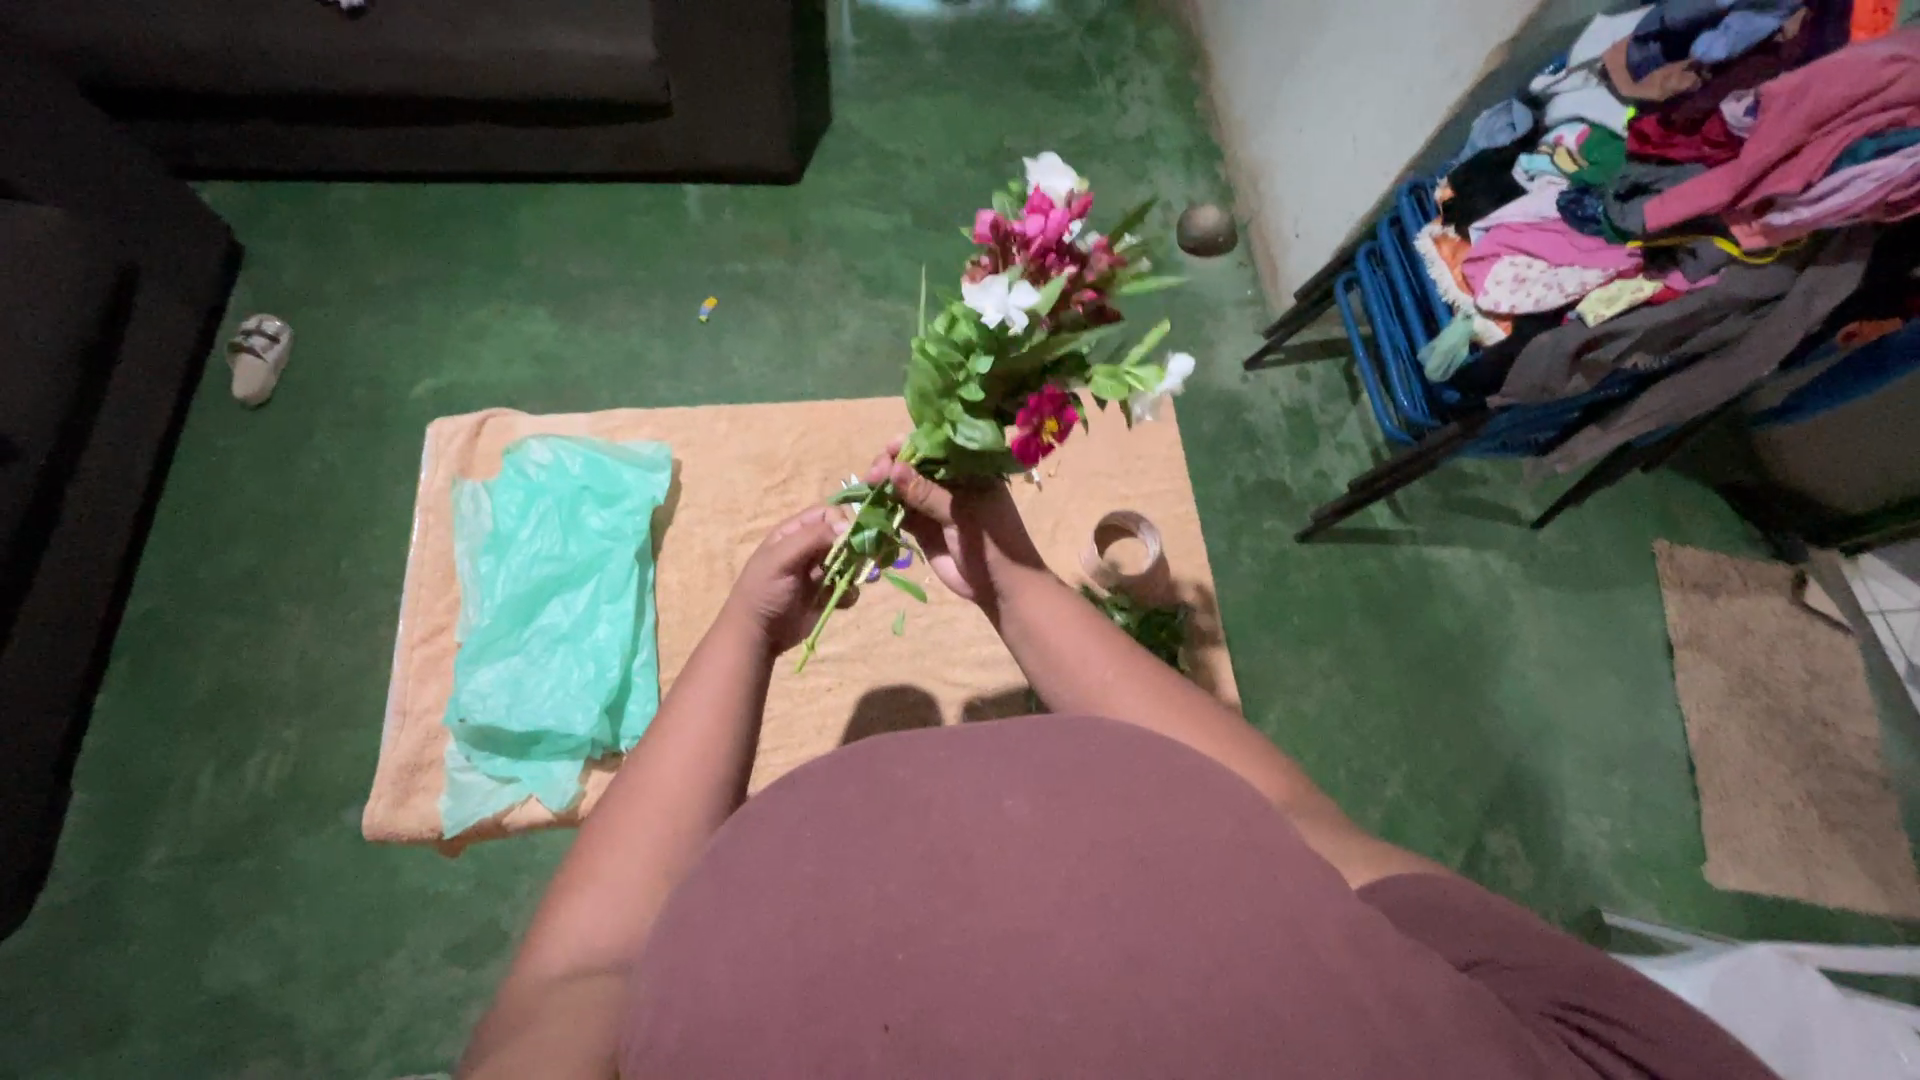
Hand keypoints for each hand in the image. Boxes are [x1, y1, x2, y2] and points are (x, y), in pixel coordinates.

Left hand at [720, 506, 857, 654]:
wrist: (758, 634)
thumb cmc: (764, 591)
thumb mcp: (781, 559)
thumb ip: (811, 538)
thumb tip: (847, 524)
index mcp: (793, 533)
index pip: (826, 513)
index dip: (841, 521)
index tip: (850, 538)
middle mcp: (809, 549)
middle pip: (842, 537)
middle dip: (856, 547)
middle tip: (866, 560)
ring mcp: (819, 572)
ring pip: (850, 562)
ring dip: (857, 571)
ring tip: (860, 581)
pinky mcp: (827, 595)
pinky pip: (848, 587)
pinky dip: (849, 593)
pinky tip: (841, 602)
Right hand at [865, 437, 1045, 608]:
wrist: (998, 586)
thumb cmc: (992, 542)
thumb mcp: (962, 513)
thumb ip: (927, 492)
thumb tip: (894, 469)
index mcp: (968, 470)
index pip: (936, 448)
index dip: (911, 445)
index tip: (891, 448)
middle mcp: (949, 483)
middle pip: (914, 466)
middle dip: (892, 465)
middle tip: (875, 475)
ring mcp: (934, 505)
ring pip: (903, 488)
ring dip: (884, 486)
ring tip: (868, 487)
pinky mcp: (922, 528)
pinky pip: (899, 513)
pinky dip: (884, 509)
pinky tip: (870, 506)